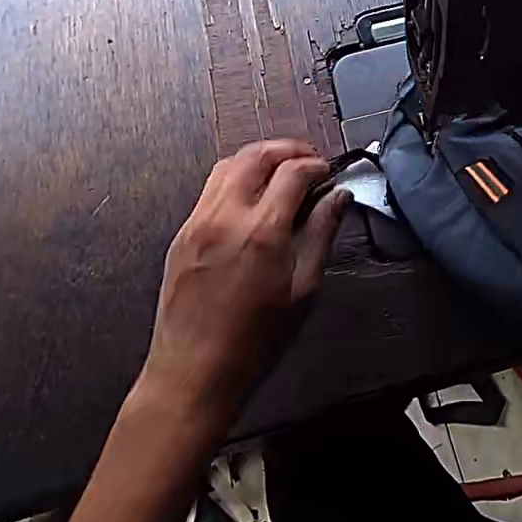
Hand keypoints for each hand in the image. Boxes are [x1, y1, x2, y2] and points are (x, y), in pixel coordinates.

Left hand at [139, 140, 349, 420]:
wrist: (194, 371)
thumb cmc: (254, 341)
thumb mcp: (303, 289)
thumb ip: (321, 235)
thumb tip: (339, 199)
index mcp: (262, 232)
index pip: (293, 171)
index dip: (317, 164)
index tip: (329, 171)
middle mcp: (225, 217)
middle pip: (256, 155)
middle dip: (287, 149)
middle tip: (309, 160)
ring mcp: (197, 223)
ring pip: (228, 164)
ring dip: (259, 158)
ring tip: (282, 172)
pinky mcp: (182, 234)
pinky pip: (210, 188)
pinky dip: (236, 178)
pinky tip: (253, 197)